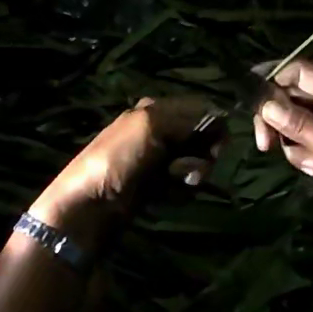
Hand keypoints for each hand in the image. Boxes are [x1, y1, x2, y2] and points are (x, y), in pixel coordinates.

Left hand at [28, 96, 214, 247]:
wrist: (90, 202)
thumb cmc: (118, 157)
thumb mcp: (152, 125)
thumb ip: (188, 118)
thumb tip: (221, 119)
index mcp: (157, 108)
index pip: (202, 110)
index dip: (213, 127)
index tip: (214, 147)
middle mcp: (161, 130)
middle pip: (204, 139)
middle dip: (203, 156)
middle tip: (184, 170)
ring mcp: (160, 159)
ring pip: (198, 164)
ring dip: (192, 176)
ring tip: (172, 184)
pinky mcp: (160, 184)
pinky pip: (186, 184)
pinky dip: (181, 191)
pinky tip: (166, 195)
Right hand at [252, 59, 312, 227]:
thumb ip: (299, 125)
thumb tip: (265, 104)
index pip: (300, 71)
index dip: (273, 79)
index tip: (250, 100)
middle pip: (290, 95)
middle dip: (276, 119)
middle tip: (264, 144)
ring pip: (291, 119)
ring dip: (291, 142)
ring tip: (309, 163)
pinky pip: (300, 138)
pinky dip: (301, 154)